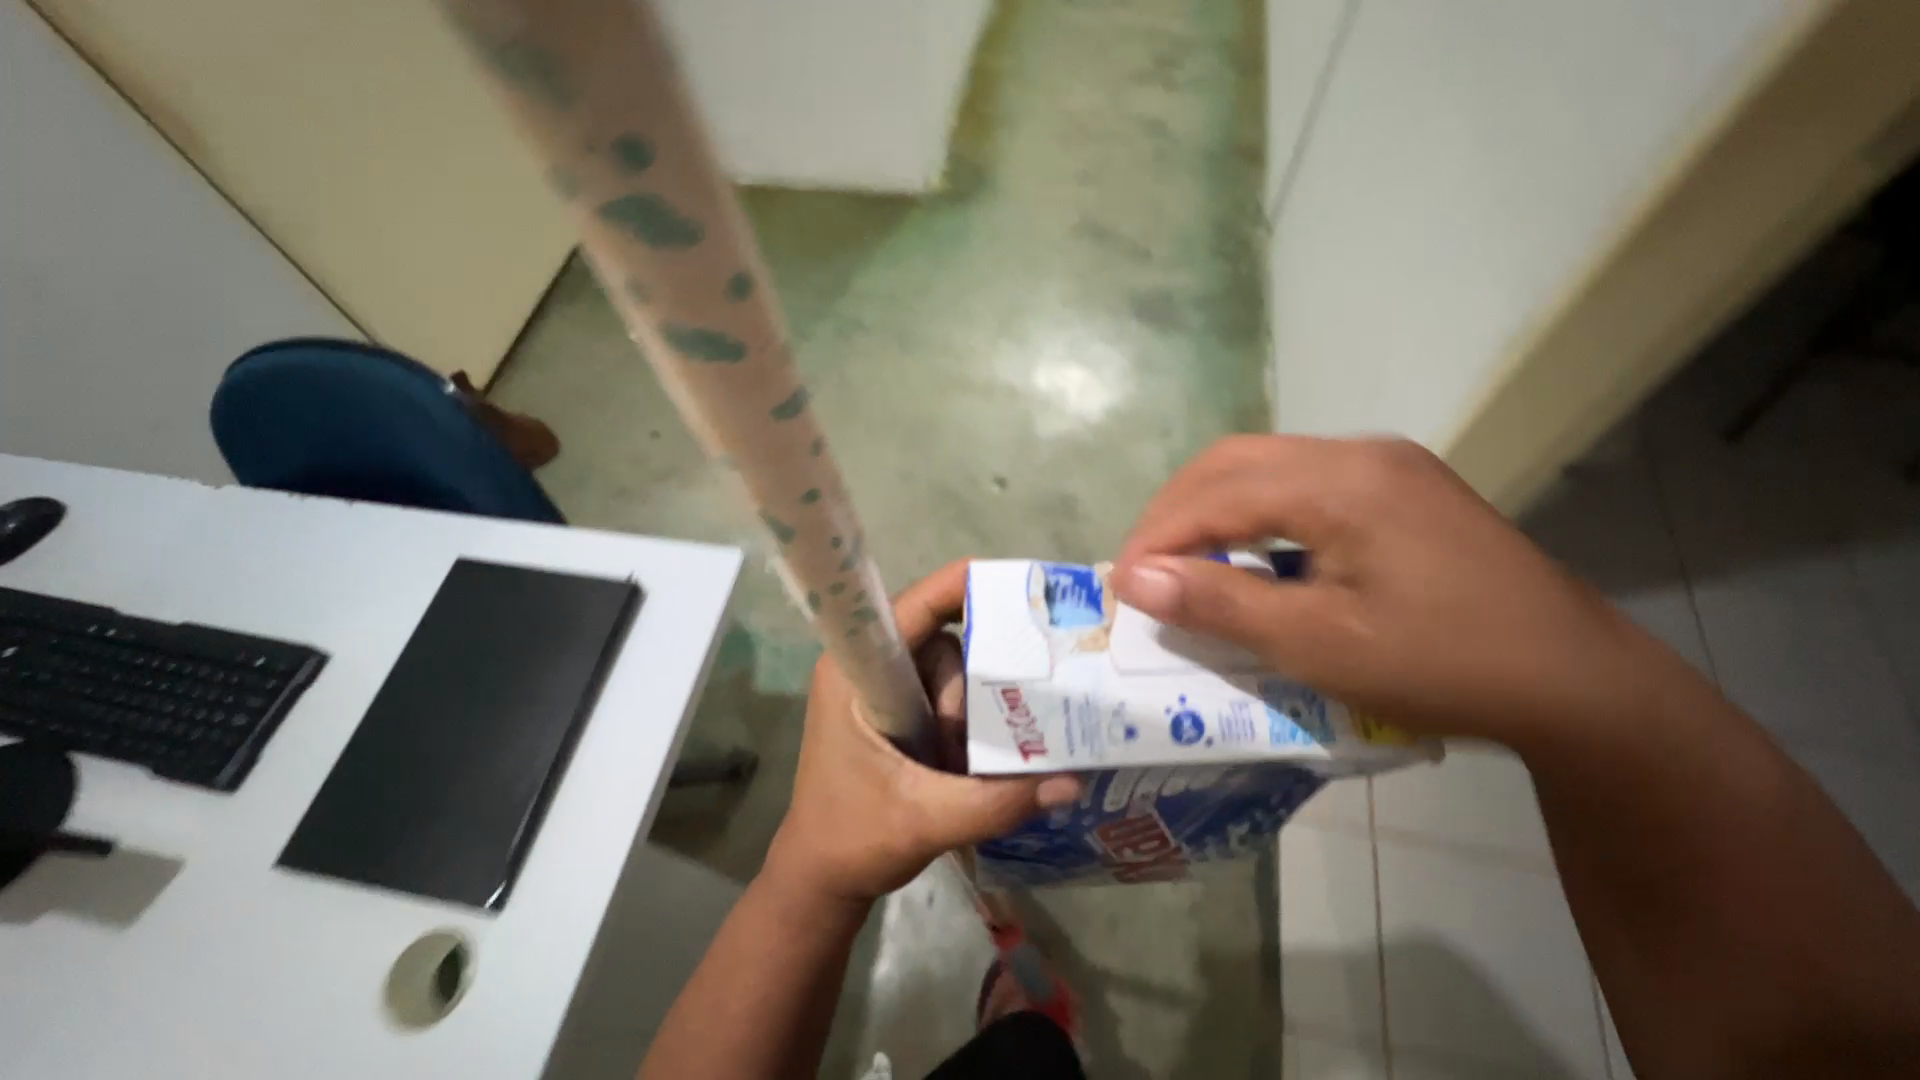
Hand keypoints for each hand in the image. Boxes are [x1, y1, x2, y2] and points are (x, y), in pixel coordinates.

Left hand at [764, 560, 1082, 905]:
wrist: (821, 878)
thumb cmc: (855, 839)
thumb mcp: (928, 820)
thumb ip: (998, 802)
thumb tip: (1072, 783)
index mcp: (855, 672)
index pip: (909, 608)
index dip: (957, 588)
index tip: (1016, 585)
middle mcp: (867, 667)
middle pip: (942, 642)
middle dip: (971, 689)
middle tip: (983, 735)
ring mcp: (883, 689)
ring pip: (951, 672)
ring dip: (970, 714)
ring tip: (964, 764)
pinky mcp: (896, 710)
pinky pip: (946, 694)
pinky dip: (968, 720)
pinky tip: (978, 758)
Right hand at [1109, 436, 1675, 746]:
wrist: (1579, 684)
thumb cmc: (1442, 666)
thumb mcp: (1319, 644)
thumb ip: (1220, 601)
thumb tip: (1132, 577)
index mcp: (1341, 481)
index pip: (1215, 493)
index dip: (1155, 537)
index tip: (1118, 587)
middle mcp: (1360, 454)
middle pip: (1235, 462)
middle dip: (1175, 513)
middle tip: (1143, 571)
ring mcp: (1388, 467)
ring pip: (1268, 467)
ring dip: (1215, 510)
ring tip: (1185, 566)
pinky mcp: (1404, 489)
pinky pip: (1305, 485)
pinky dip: (1259, 516)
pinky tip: (1254, 558)